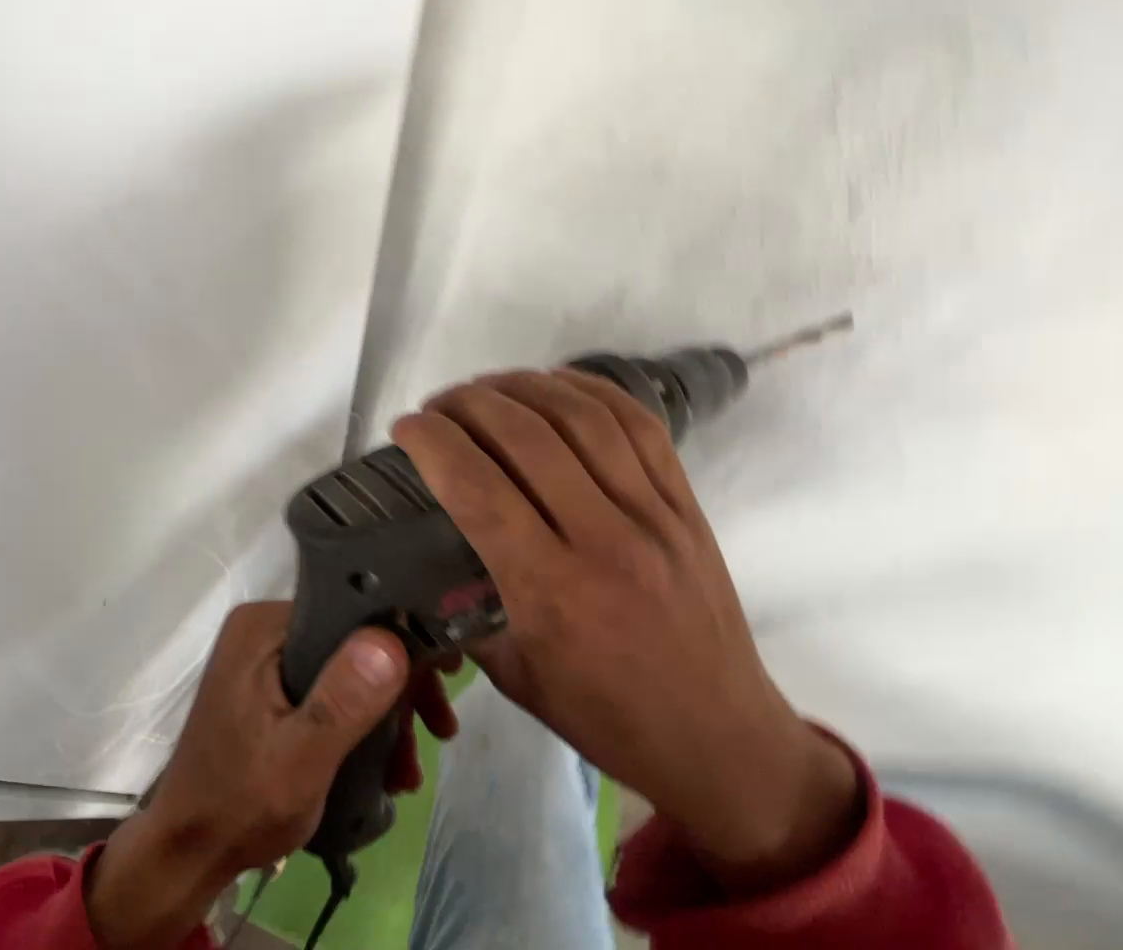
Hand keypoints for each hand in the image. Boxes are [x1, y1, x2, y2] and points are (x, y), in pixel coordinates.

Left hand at [86, 602, 457, 949]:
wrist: (189, 854)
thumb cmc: (239, 806)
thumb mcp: (300, 758)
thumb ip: (342, 701)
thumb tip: (391, 639)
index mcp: (264, 628)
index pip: (352, 609)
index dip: (405, 639)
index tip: (447, 672)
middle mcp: (265, 631)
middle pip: (355, 641)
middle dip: (402, 689)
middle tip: (440, 731)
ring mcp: (266, 661)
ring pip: (348, 670)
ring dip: (387, 715)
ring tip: (410, 770)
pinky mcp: (271, 690)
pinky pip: (330, 692)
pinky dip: (361, 724)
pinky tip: (386, 767)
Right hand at [391, 369, 858, 893]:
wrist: (716, 737)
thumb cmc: (605, 716)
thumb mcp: (514, 677)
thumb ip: (466, 613)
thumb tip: (429, 562)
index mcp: (551, 590)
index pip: (477, 488)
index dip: (432, 443)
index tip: (405, 428)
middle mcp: (603, 539)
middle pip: (526, 437)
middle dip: (468, 404)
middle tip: (438, 404)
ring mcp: (653, 515)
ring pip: (583, 417)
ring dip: (524, 386)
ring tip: (487, 387)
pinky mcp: (686, 505)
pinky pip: (639, 424)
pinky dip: (590, 390)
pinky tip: (555, 386)